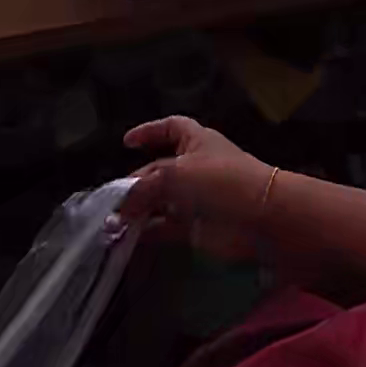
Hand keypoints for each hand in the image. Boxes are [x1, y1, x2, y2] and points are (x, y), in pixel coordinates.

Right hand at [119, 116, 272, 258]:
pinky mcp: (194, 225)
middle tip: (108, 202)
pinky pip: (164, 225)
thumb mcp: (177, 173)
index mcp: (197, 141)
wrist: (257, 215)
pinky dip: (146, 231)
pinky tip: (125, 239)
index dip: (150, 131)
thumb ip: (143, 188)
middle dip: (134, 182)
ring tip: (109, 224)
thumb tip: (119, 210)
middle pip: (158, 169)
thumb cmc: (220, 180)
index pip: (172, 127)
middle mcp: (194, 165)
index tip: (127, 141)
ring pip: (159, 199)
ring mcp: (195, 196)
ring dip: (136, 210)